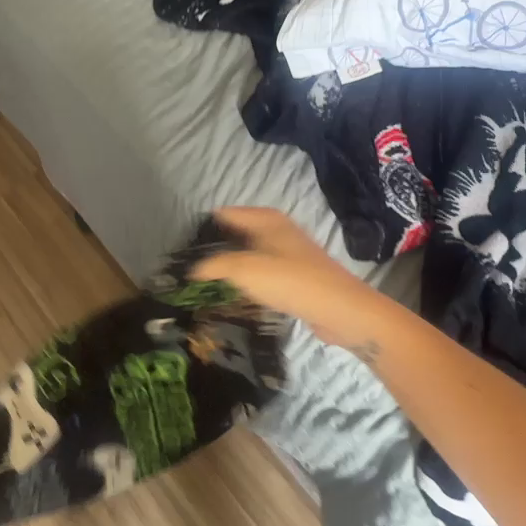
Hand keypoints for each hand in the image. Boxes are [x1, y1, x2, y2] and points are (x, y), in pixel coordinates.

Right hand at [192, 207, 388, 349]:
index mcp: (266, 220)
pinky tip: (239, 295)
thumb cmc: (292, 282)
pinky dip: (249, 280)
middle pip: (238, 233)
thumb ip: (215, 266)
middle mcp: (278, 230)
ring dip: (233, 266)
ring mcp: (289, 253)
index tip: (183, 248)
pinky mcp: (297, 276)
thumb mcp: (246, 270)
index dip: (204, 228)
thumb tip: (192, 269)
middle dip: (216, 248)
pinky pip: (264, 273)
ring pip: (251, 254)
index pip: (225, 214)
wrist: (341, 310)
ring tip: (209, 282)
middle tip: (192, 268)